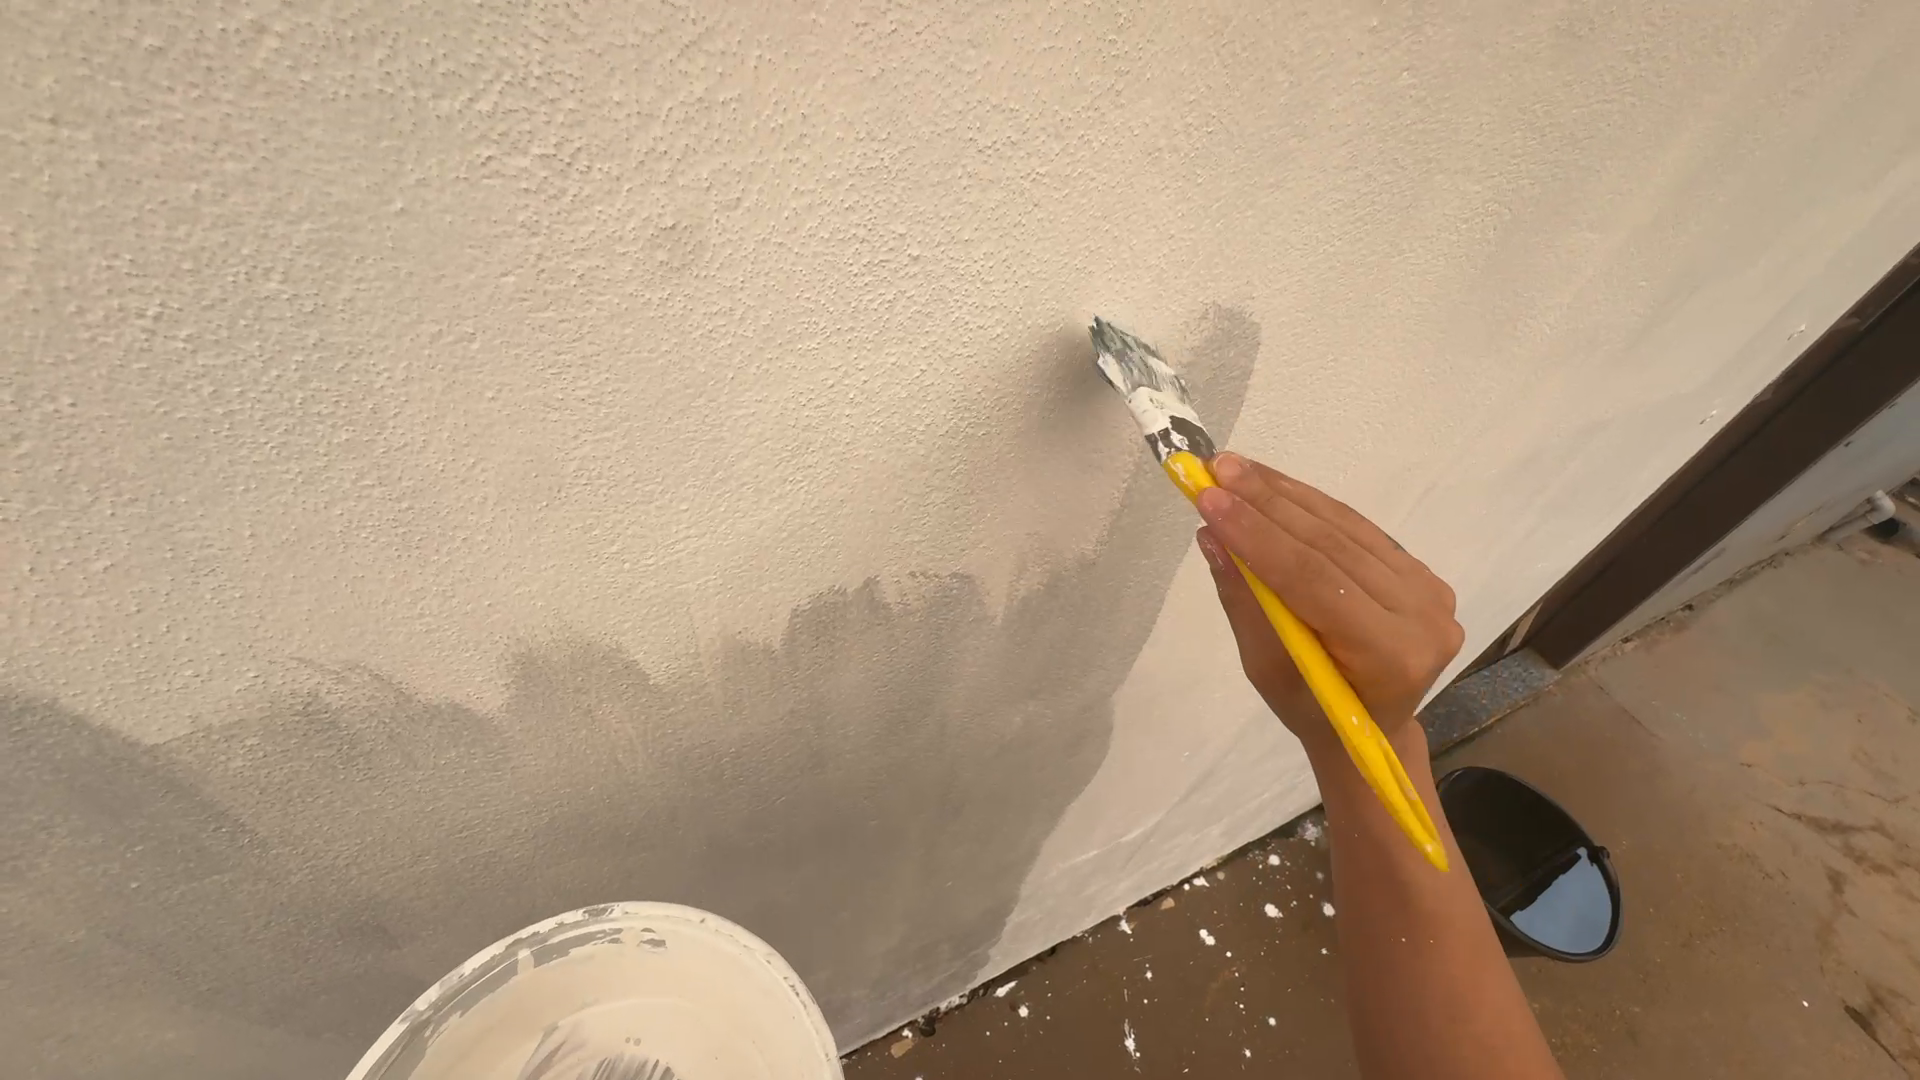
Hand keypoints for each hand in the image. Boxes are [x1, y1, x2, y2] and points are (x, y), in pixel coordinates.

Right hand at [1193, 451, 1463, 754]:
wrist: (1373, 726)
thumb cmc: (1311, 710)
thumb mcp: (1265, 669)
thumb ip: (1244, 602)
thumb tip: (1212, 537)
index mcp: (1389, 656)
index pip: (1313, 580)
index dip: (1257, 536)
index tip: (1208, 498)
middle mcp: (1423, 616)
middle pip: (1331, 545)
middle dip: (1264, 504)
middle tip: (1214, 469)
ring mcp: (1428, 589)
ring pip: (1344, 527)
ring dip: (1282, 492)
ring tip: (1232, 467)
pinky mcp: (1419, 571)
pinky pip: (1356, 528)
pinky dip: (1307, 503)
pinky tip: (1269, 483)